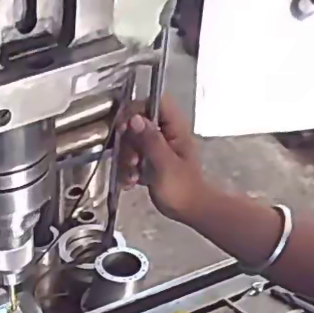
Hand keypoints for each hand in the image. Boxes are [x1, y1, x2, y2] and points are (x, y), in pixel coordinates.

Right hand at [119, 95, 205, 223]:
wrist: (189, 210)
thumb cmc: (182, 189)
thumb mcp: (164, 164)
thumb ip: (150, 140)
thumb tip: (134, 118)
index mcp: (174, 128)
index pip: (154, 102)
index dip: (135, 110)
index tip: (123, 128)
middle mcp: (165, 133)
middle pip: (137, 123)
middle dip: (128, 143)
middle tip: (132, 160)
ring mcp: (157, 147)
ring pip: (131, 142)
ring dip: (126, 159)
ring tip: (133, 175)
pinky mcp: (149, 161)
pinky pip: (132, 157)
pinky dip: (128, 170)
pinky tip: (131, 182)